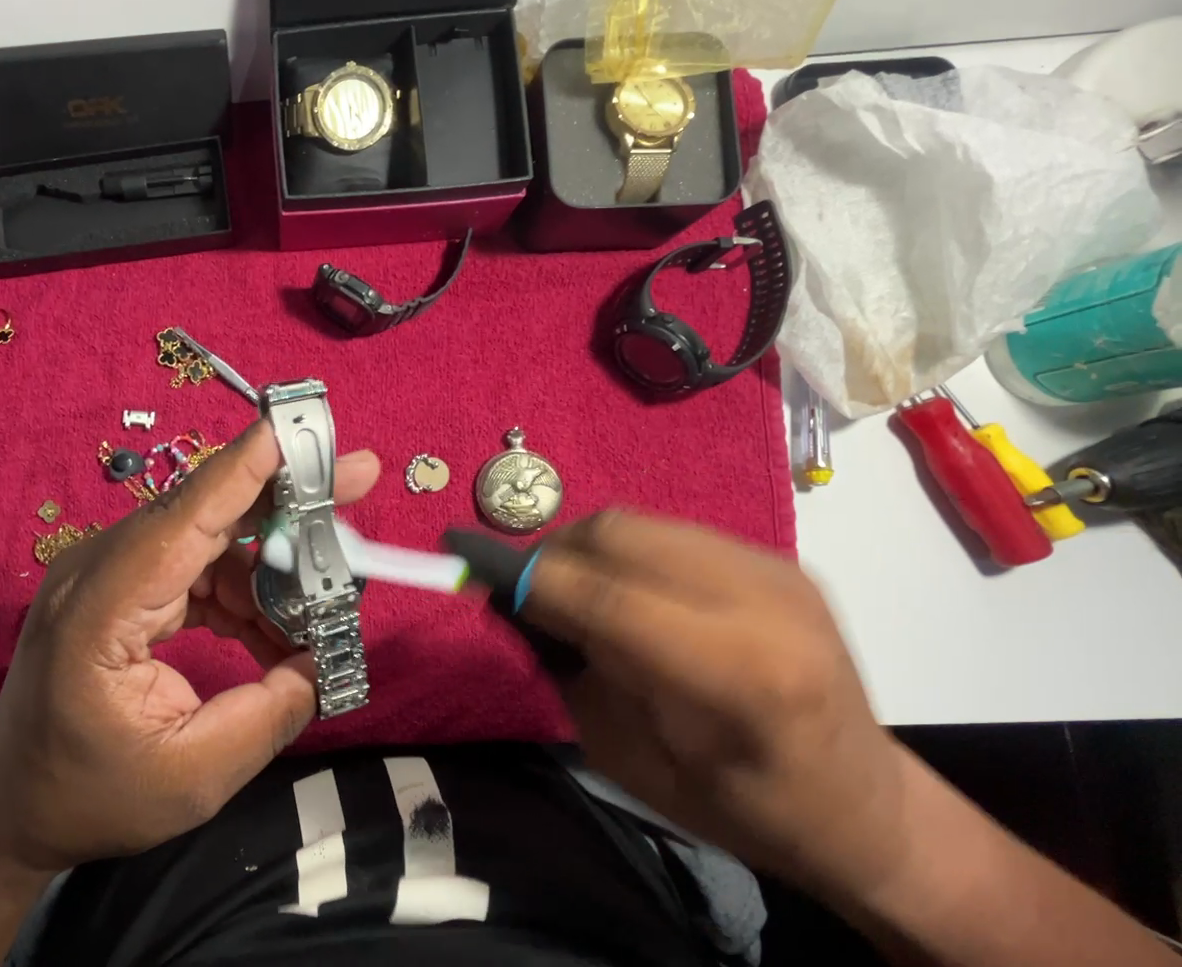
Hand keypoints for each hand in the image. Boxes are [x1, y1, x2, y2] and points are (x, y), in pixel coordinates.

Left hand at [0, 420, 380, 872]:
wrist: (16, 804)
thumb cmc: (91, 796)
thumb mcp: (193, 777)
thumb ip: (268, 716)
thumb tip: (322, 661)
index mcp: (100, 611)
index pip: (182, 519)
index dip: (244, 469)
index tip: (296, 426)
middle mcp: (98, 572)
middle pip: (202, 514)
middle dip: (283, 499)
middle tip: (358, 480)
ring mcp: (107, 576)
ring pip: (206, 541)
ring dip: (268, 567)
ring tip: (322, 607)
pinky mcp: (120, 590)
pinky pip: (194, 569)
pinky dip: (240, 593)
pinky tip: (276, 631)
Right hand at [518, 510, 912, 901]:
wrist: (860, 807)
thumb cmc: (736, 807)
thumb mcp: (628, 754)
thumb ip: (570, 667)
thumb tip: (510, 601)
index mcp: (735, 672)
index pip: (600, 595)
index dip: (524, 577)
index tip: (467, 567)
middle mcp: (762, 601)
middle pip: (616, 535)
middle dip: (551, 553)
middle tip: (519, 587)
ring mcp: (776, 570)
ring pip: (637, 522)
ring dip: (583, 547)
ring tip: (567, 588)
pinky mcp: (778, 558)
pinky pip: (668, 532)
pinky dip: (623, 552)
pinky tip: (621, 589)